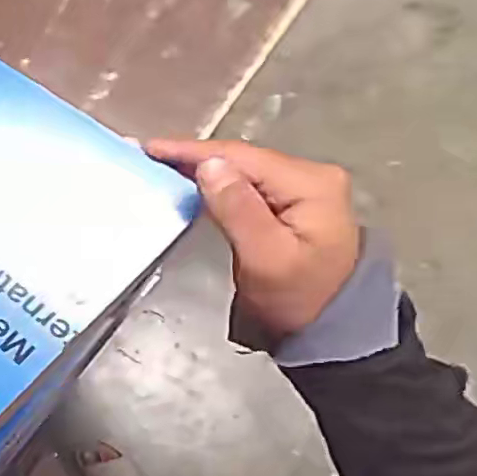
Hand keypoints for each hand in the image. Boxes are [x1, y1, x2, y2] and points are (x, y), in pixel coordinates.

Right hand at [145, 139, 359, 338]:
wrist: (329, 326)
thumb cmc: (296, 295)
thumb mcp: (265, 256)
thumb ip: (238, 209)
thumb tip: (208, 166)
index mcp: (309, 184)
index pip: (242, 157)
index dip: (193, 151)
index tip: (151, 149)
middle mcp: (309, 176)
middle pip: (242, 158)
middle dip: (193, 154)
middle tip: (147, 153)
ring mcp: (301, 189)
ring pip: (241, 169)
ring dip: (200, 165)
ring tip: (160, 162)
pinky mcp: (288, 204)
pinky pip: (244, 183)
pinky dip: (213, 180)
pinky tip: (190, 179)